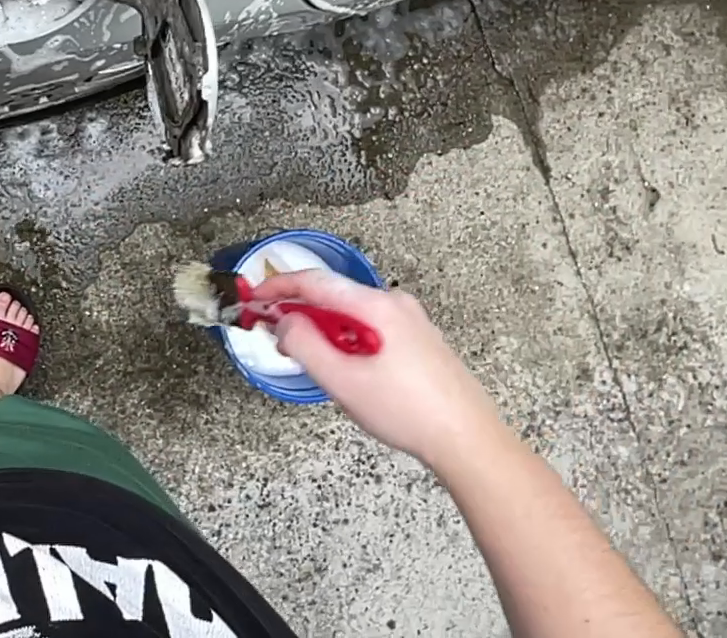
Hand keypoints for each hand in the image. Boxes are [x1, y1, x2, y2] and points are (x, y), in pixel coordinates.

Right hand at [251, 269, 504, 467]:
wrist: (472, 444)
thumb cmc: (407, 412)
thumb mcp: (342, 381)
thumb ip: (303, 344)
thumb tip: (283, 321)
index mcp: (376, 306)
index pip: (315, 281)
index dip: (278, 286)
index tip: (254, 298)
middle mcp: (395, 304)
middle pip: (333, 294)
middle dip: (299, 311)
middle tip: (277, 336)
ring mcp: (411, 321)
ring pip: (350, 312)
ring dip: (323, 328)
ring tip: (310, 359)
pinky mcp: (419, 340)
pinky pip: (369, 325)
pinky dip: (345, 336)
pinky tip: (345, 367)